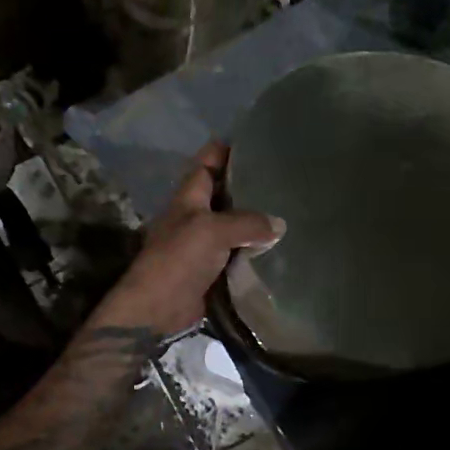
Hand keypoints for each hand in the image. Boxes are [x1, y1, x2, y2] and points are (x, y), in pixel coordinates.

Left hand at [95, 142, 284, 335]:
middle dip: (249, 185)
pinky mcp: (211, 269)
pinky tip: (278, 247)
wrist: (158, 307)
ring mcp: (203, 243)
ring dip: (255, 220)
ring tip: (290, 209)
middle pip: (224, 192)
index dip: (228, 149)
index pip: (207, 161)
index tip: (260, 142)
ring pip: (233, 224)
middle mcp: (195, 215)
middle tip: (286, 178)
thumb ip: (248, 222)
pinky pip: (237, 253)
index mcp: (188, 196)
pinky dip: (254, 250)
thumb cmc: (179, 258)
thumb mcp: (213, 230)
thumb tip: (279, 225)